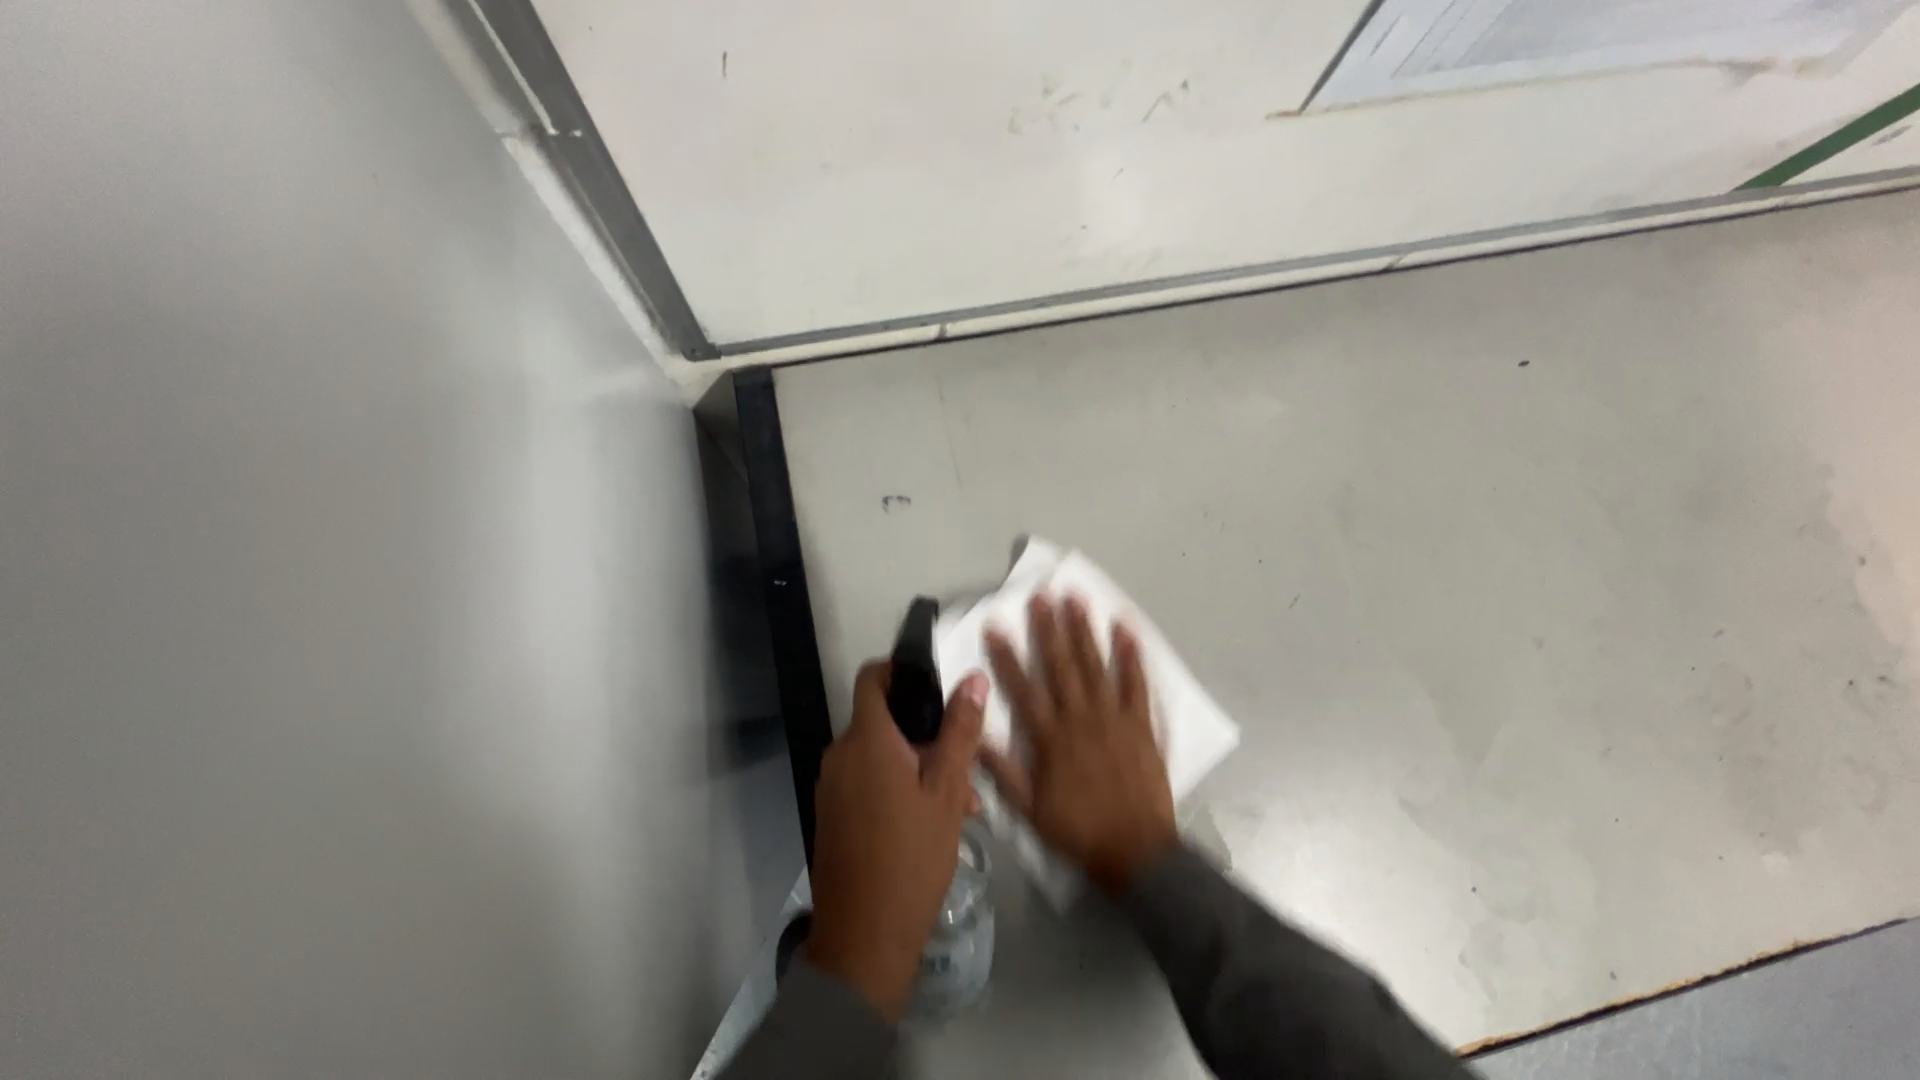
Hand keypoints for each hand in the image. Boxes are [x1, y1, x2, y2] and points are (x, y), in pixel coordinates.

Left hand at [806, 661, 988, 1019]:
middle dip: (925, 736)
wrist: (863, 937)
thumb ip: (960, 732)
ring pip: (878, 757)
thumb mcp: (947, 792)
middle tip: (964, 769)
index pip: (872, 678)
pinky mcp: (831, 815)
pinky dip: (895, 788)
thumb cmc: (912, 857)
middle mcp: (840, 755)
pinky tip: (930, 824)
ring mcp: (831, 787)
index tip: (935, 687)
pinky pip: (865, 783)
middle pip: (882, 723)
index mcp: (866, 740)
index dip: (901, 671)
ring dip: (917, 768)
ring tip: (959, 806)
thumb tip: (973, 680)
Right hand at [983, 595, 1177, 895]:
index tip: (996, 626)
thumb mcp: (1030, 810)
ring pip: (1095, 666)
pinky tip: (1125, 629)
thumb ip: (1003, 772)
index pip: (1023, 689)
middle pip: (1061, 666)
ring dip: (1084, 631)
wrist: (1137, 851)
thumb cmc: (1078, 831)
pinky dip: (1132, 656)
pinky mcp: (1141, 725)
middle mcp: (1079, 720)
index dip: (1007, 656)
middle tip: (1041, 596)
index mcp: (1050, 740)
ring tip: (1076, 599)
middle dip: (1049, 629)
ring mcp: (1113, 719)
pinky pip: (1136, 684)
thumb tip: (976, 737)